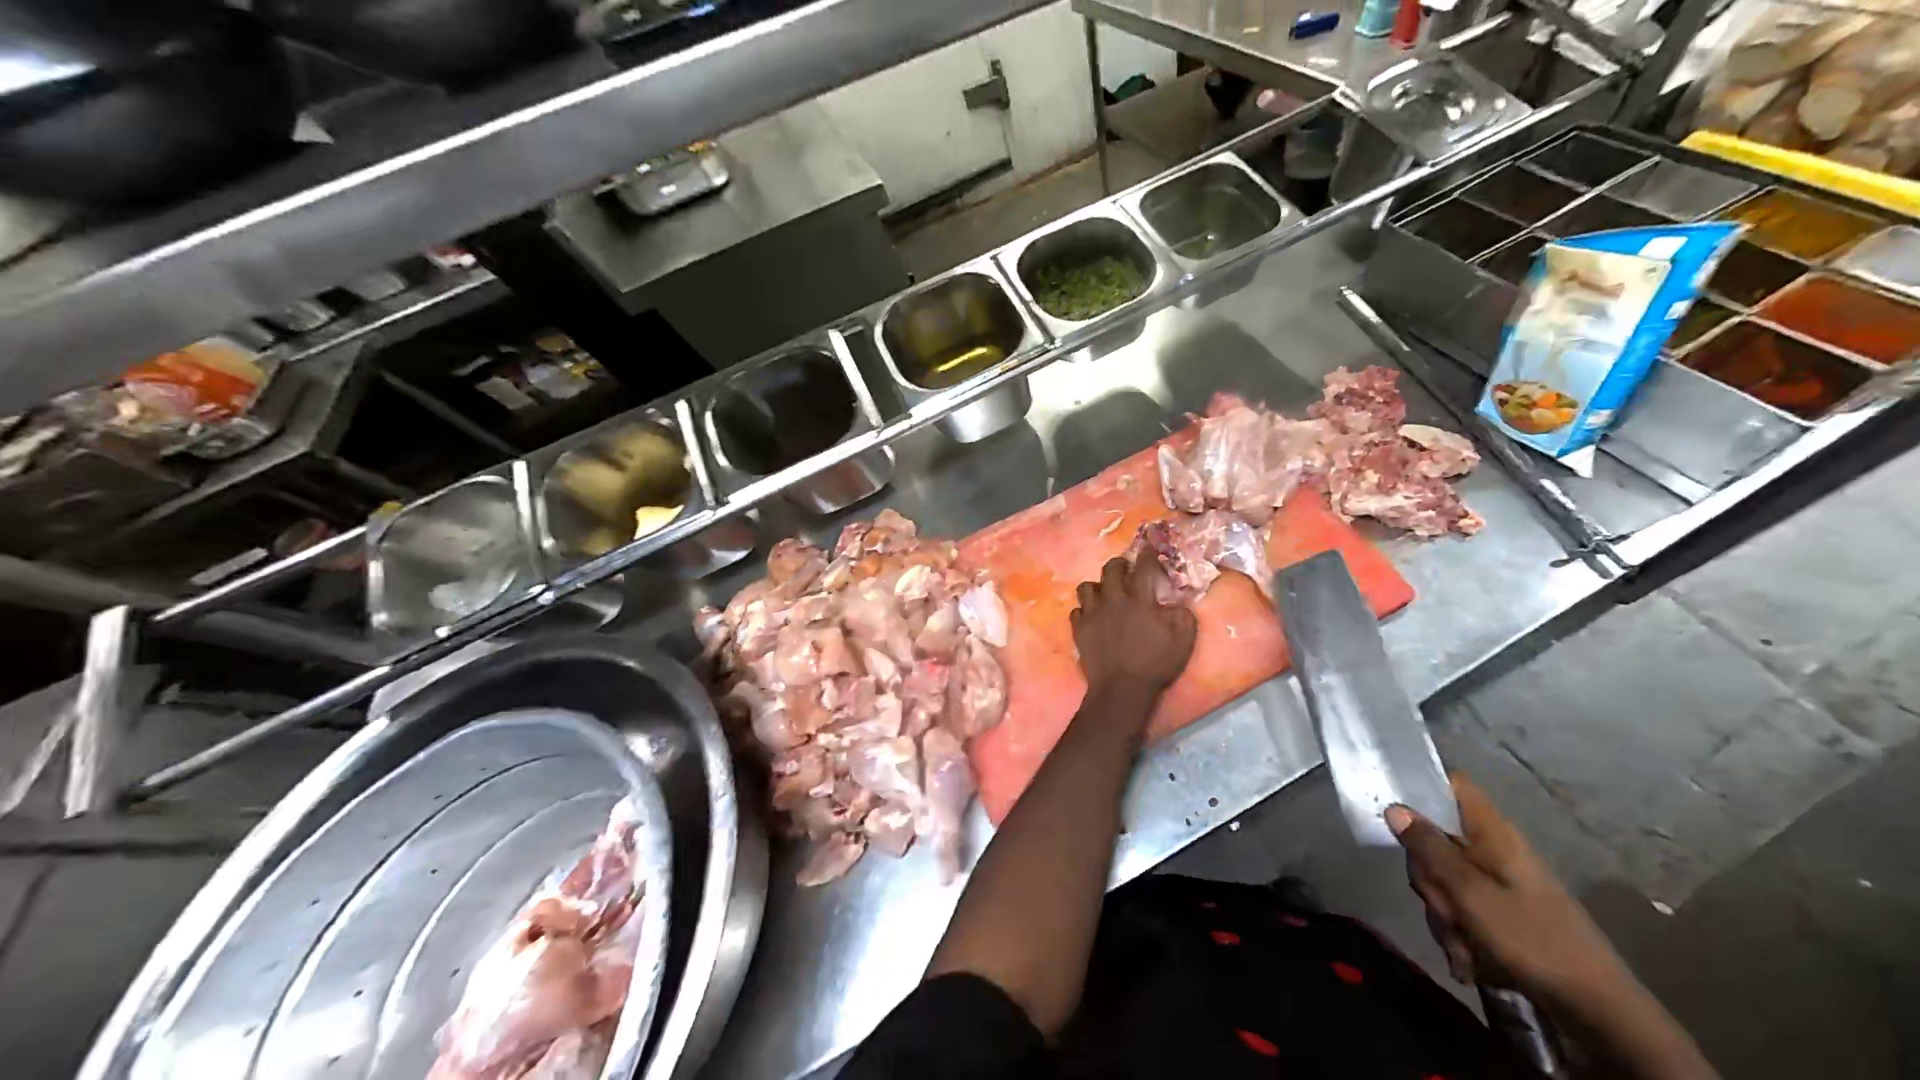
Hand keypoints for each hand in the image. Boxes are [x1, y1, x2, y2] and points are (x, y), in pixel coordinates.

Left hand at [1072, 556, 1197, 695]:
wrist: (1121, 688)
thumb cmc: (1156, 664)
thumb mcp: (1184, 639)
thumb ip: (1183, 614)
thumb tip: (1177, 601)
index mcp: (1139, 599)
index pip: (1143, 566)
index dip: (1147, 553)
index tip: (1149, 546)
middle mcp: (1113, 599)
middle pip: (1110, 569)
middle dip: (1120, 565)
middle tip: (1126, 570)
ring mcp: (1092, 613)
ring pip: (1087, 586)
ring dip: (1098, 586)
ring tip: (1105, 593)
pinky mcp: (1078, 628)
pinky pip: (1077, 610)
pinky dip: (1085, 610)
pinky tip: (1093, 616)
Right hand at [1387, 774, 1630, 1006]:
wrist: (1598, 1010)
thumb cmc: (1534, 939)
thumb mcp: (1471, 894)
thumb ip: (1430, 850)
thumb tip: (1394, 808)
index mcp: (1493, 834)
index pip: (1453, 786)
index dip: (1421, 786)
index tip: (1392, 805)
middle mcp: (1493, 851)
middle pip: (1435, 840)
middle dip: (1429, 878)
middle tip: (1443, 904)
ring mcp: (1497, 883)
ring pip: (1443, 881)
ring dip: (1443, 915)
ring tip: (1463, 945)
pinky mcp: (1499, 913)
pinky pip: (1459, 909)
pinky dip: (1458, 935)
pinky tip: (1469, 960)